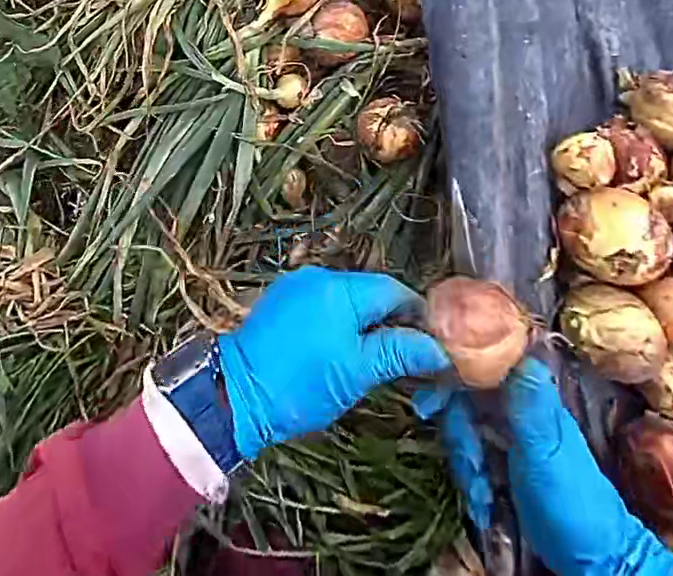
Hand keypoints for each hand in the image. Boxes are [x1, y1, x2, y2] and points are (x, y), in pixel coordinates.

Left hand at [217, 267, 449, 459]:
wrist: (234, 395)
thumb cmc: (300, 383)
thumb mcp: (356, 371)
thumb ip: (398, 353)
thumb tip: (438, 349)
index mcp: (339, 287)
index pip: (393, 289)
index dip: (415, 314)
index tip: (428, 343)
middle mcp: (319, 277)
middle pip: (370, 292)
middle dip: (391, 320)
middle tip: (403, 356)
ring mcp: (297, 286)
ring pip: (347, 299)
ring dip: (365, 323)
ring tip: (372, 358)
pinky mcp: (282, 301)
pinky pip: (323, 304)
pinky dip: (339, 322)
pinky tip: (340, 350)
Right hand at [423, 358, 672, 575]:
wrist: (592, 560)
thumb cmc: (574, 504)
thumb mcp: (547, 456)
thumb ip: (530, 406)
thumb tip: (521, 354)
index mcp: (532, 391)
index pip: (485, 359)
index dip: (456, 372)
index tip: (434, 400)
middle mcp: (517, 402)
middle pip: (466, 392)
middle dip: (458, 430)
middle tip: (469, 465)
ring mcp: (508, 430)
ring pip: (464, 422)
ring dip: (463, 457)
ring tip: (479, 492)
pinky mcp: (501, 456)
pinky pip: (470, 449)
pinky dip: (469, 473)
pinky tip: (481, 499)